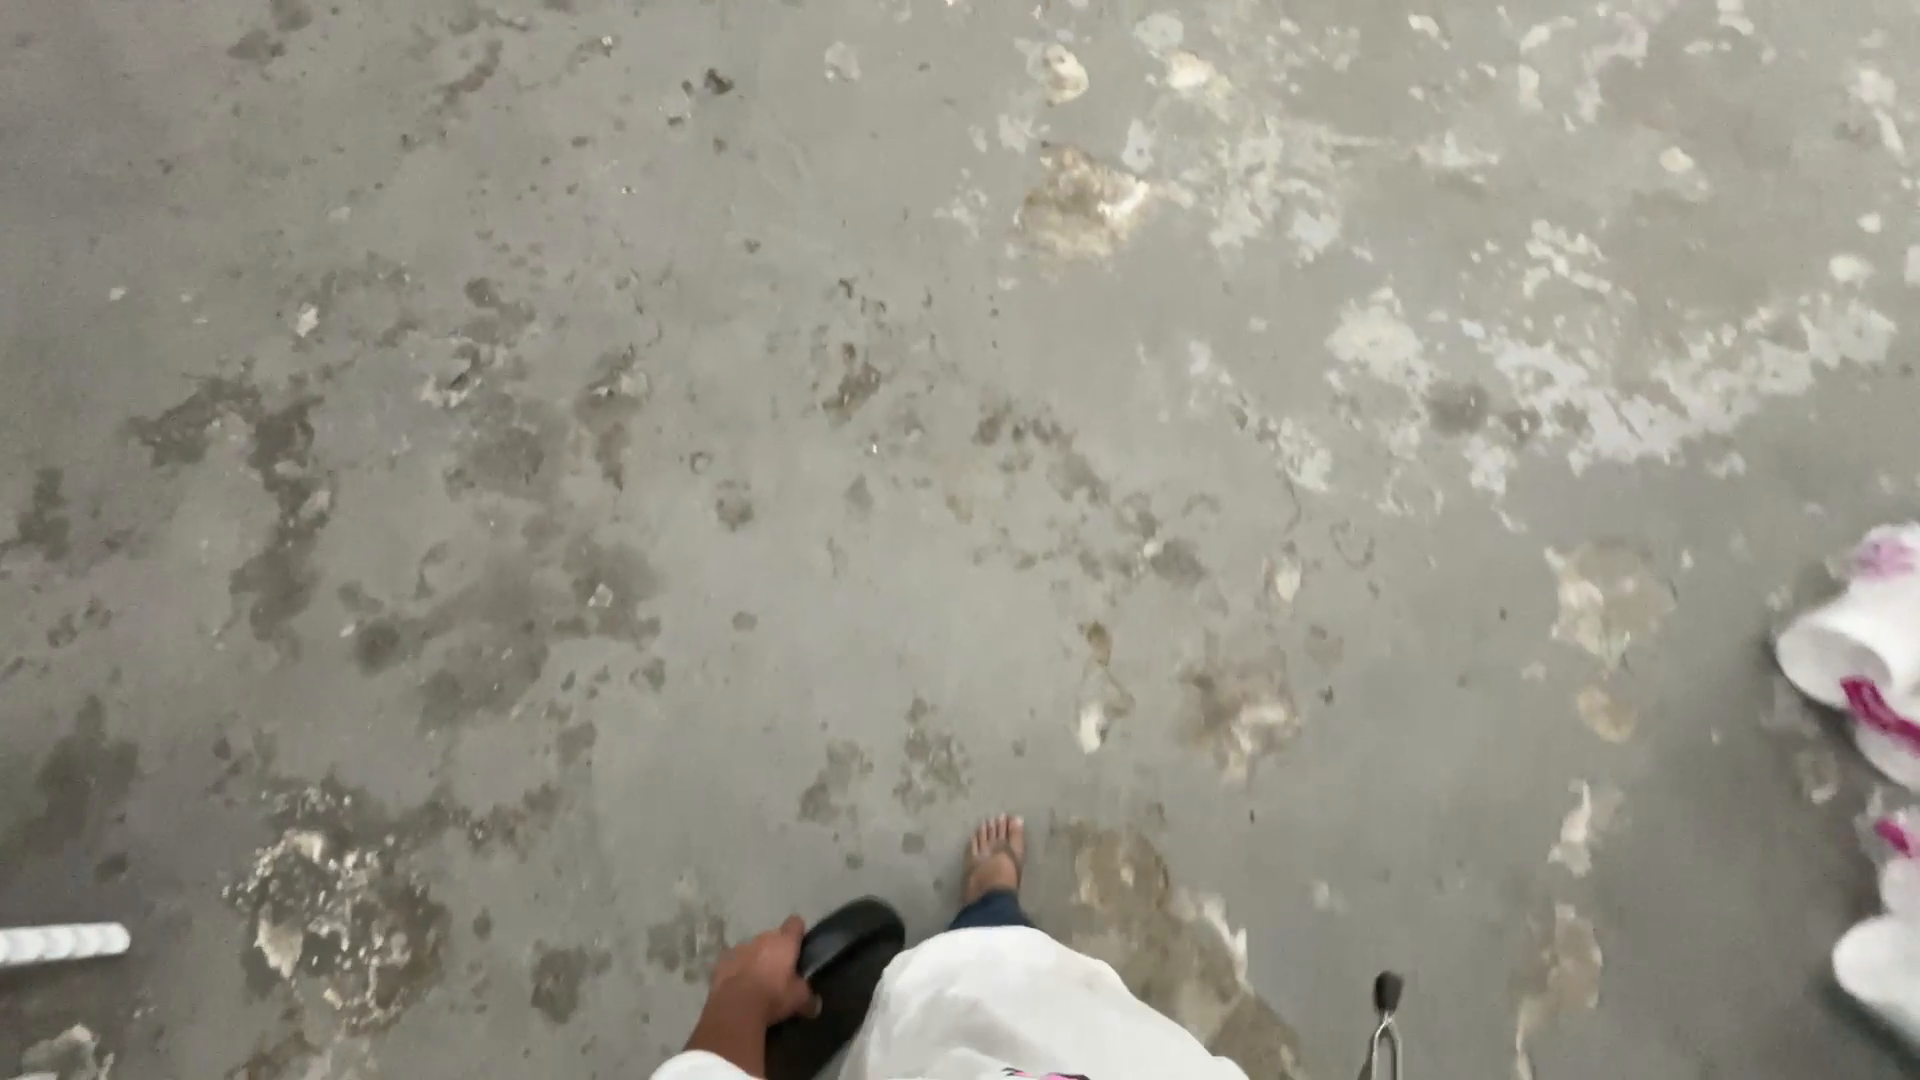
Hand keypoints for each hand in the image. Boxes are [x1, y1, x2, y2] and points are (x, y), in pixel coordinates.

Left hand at [707, 915, 818, 1026]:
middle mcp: (763, 938)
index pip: (795, 923)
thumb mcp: (798, 1000)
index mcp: (785, 941)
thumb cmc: (773, 997)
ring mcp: (741, 947)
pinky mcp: (722, 961)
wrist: (735, 1008)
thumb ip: (809, 998)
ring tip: (755, 981)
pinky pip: (733, 960)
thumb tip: (816, 1005)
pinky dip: (736, 969)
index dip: (797, 932)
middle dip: (775, 950)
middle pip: (773, 937)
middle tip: (777, 972)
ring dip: (755, 958)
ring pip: (752, 948)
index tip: (798, 946)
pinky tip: (737, 986)